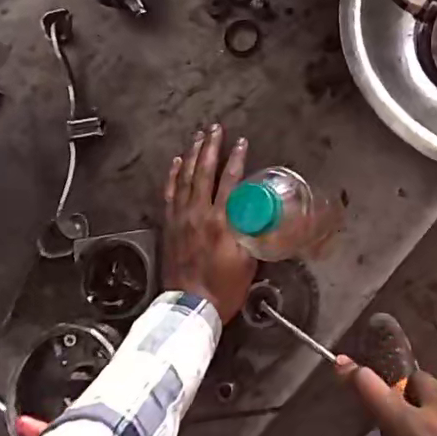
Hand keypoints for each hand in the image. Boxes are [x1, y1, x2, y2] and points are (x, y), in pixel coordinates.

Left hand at [162, 123, 256, 322]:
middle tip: (215, 128)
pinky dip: (173, 175)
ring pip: (186, 178)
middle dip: (211, 147)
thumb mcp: (249, 261)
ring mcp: (180, 218)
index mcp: (221, 221)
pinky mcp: (170, 225)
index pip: (229, 181)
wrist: (191, 307)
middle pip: (204, 172)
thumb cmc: (224, 287)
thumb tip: (266, 214)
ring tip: (199, 137)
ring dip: (193, 155)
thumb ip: (256, 233)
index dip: (236, 159)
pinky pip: (170, 193)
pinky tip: (177, 162)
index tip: (241, 142)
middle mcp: (198, 214)